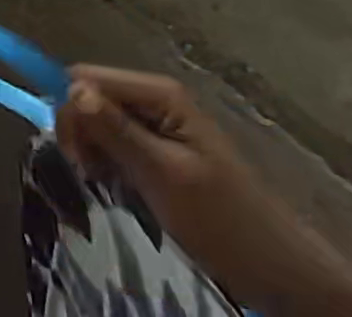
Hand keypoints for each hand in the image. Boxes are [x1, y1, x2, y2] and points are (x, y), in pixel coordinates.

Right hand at [56, 66, 351, 316]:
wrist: (280, 272)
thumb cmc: (223, 221)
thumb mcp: (163, 175)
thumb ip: (116, 129)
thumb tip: (72, 89)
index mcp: (159, 93)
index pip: (84, 78)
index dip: (71, 111)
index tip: (76, 155)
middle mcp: (154, 97)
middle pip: (88, 96)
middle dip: (81, 132)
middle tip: (90, 174)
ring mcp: (157, 121)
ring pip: (96, 120)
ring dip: (92, 151)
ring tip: (108, 184)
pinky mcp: (157, 146)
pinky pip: (113, 139)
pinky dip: (107, 161)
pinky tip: (120, 185)